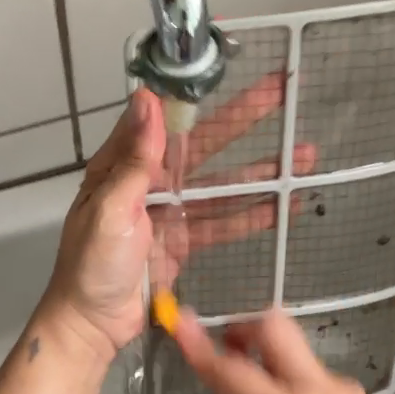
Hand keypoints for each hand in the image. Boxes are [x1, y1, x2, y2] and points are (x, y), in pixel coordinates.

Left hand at [39, 76, 317, 355]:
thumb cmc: (91, 266)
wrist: (92, 323)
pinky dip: (251, 215)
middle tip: (282, 93)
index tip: (229, 70)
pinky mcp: (182, 242)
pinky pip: (221, 222)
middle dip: (242, 121)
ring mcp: (167, 213)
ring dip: (259, 172)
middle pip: (201, 145)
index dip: (197, 96)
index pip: (163, 121)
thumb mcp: (110, 210)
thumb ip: (134, 161)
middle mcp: (146, 183)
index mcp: (121, 167)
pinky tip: (283, 204)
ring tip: (302, 156)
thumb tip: (147, 100)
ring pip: (220, 185)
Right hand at [172, 309, 394, 393]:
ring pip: (293, 350)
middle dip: (244, 328)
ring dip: (268, 360)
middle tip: (227, 347)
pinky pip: (311, 373)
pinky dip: (290, 380)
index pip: (231, 370)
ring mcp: (341, 389)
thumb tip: (228, 386)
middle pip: (275, 327)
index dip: (199, 345)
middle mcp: (316, 392)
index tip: (179, 322)